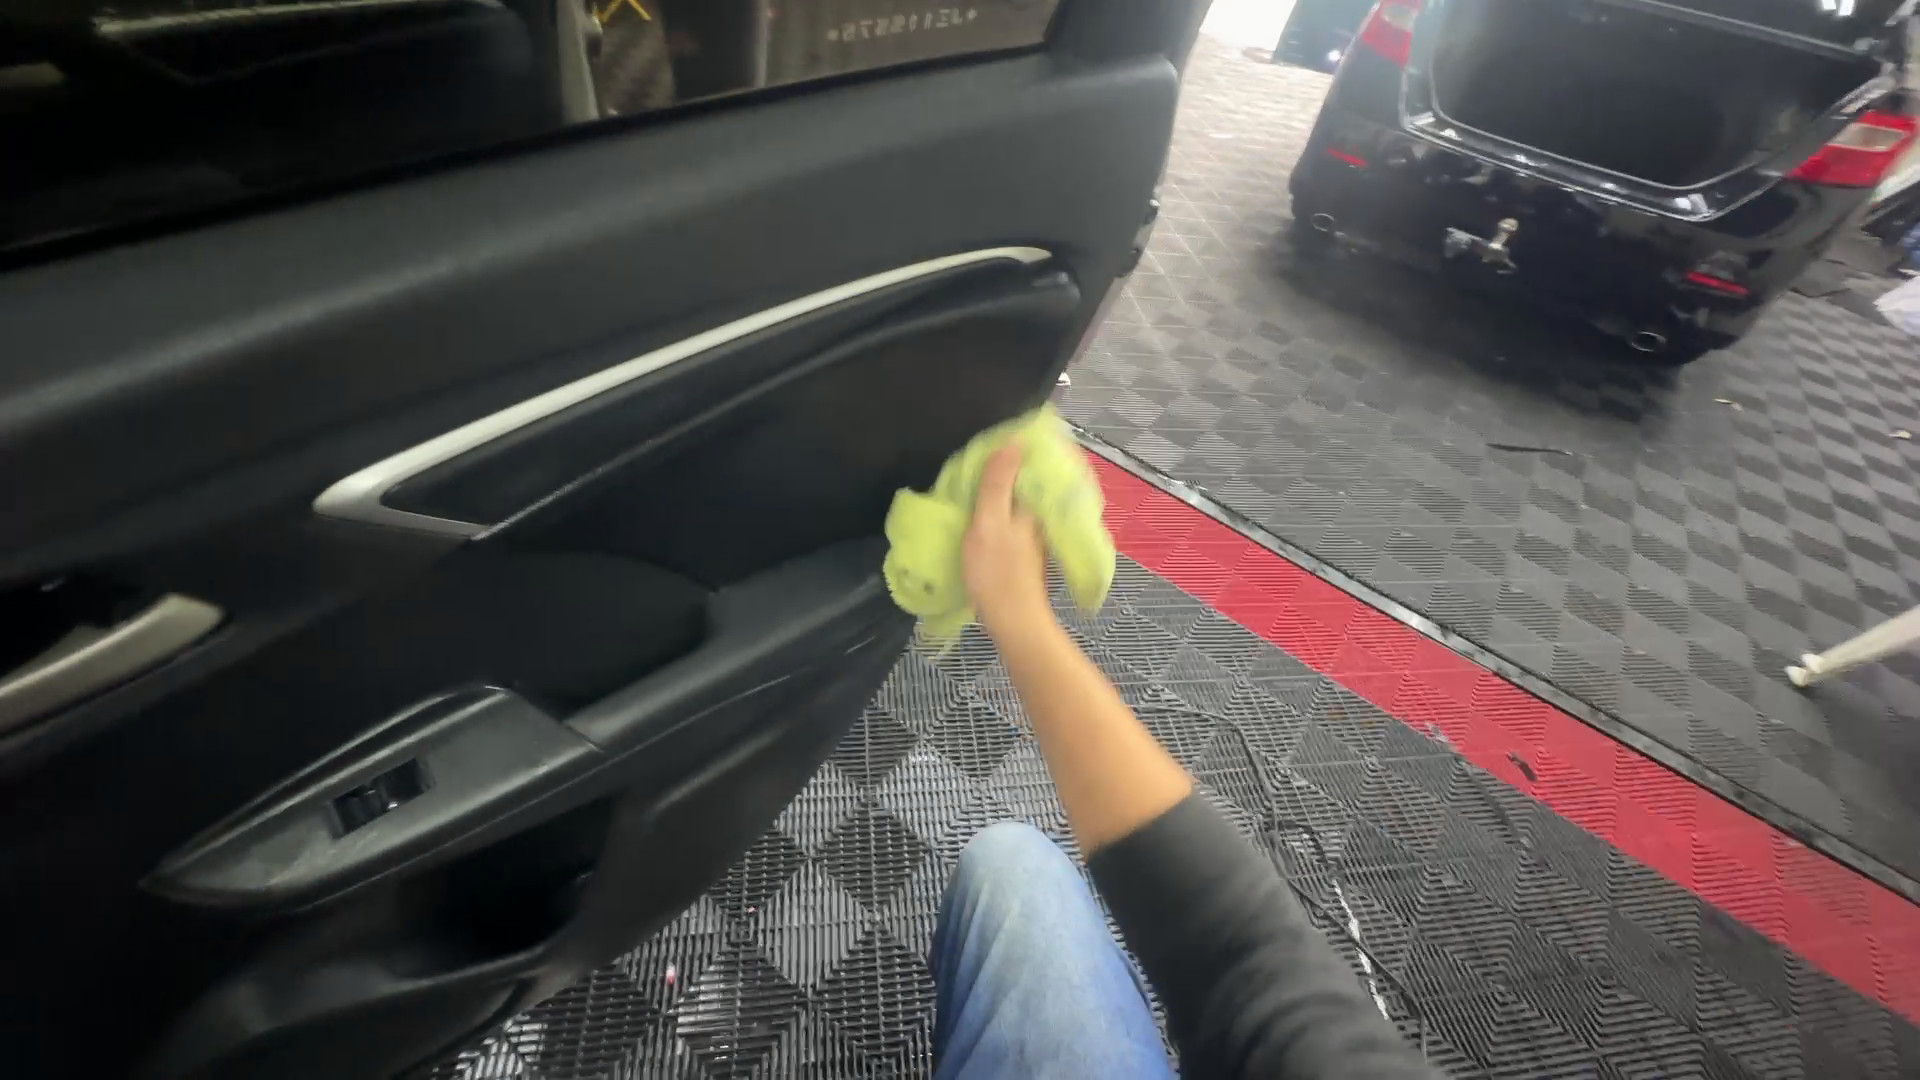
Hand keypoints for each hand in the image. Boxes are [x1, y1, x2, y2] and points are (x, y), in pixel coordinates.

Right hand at [963, 441, 1051, 634]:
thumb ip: (998, 483)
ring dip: (1009, 484)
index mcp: (1036, 505)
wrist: (1013, 621)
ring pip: (1024, 499)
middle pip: (1031, 480)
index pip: (1037, 463)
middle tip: (989, 449)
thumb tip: (1014, 440)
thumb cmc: (998, 571)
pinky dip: (1005, 506)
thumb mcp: (990, 522)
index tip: (1009, 429)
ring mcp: (1037, 535)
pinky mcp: (1027, 551)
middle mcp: (1043, 516)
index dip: (1025, 445)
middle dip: (1016, 463)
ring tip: (985, 472)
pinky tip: (989, 506)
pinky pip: (1018, 516)